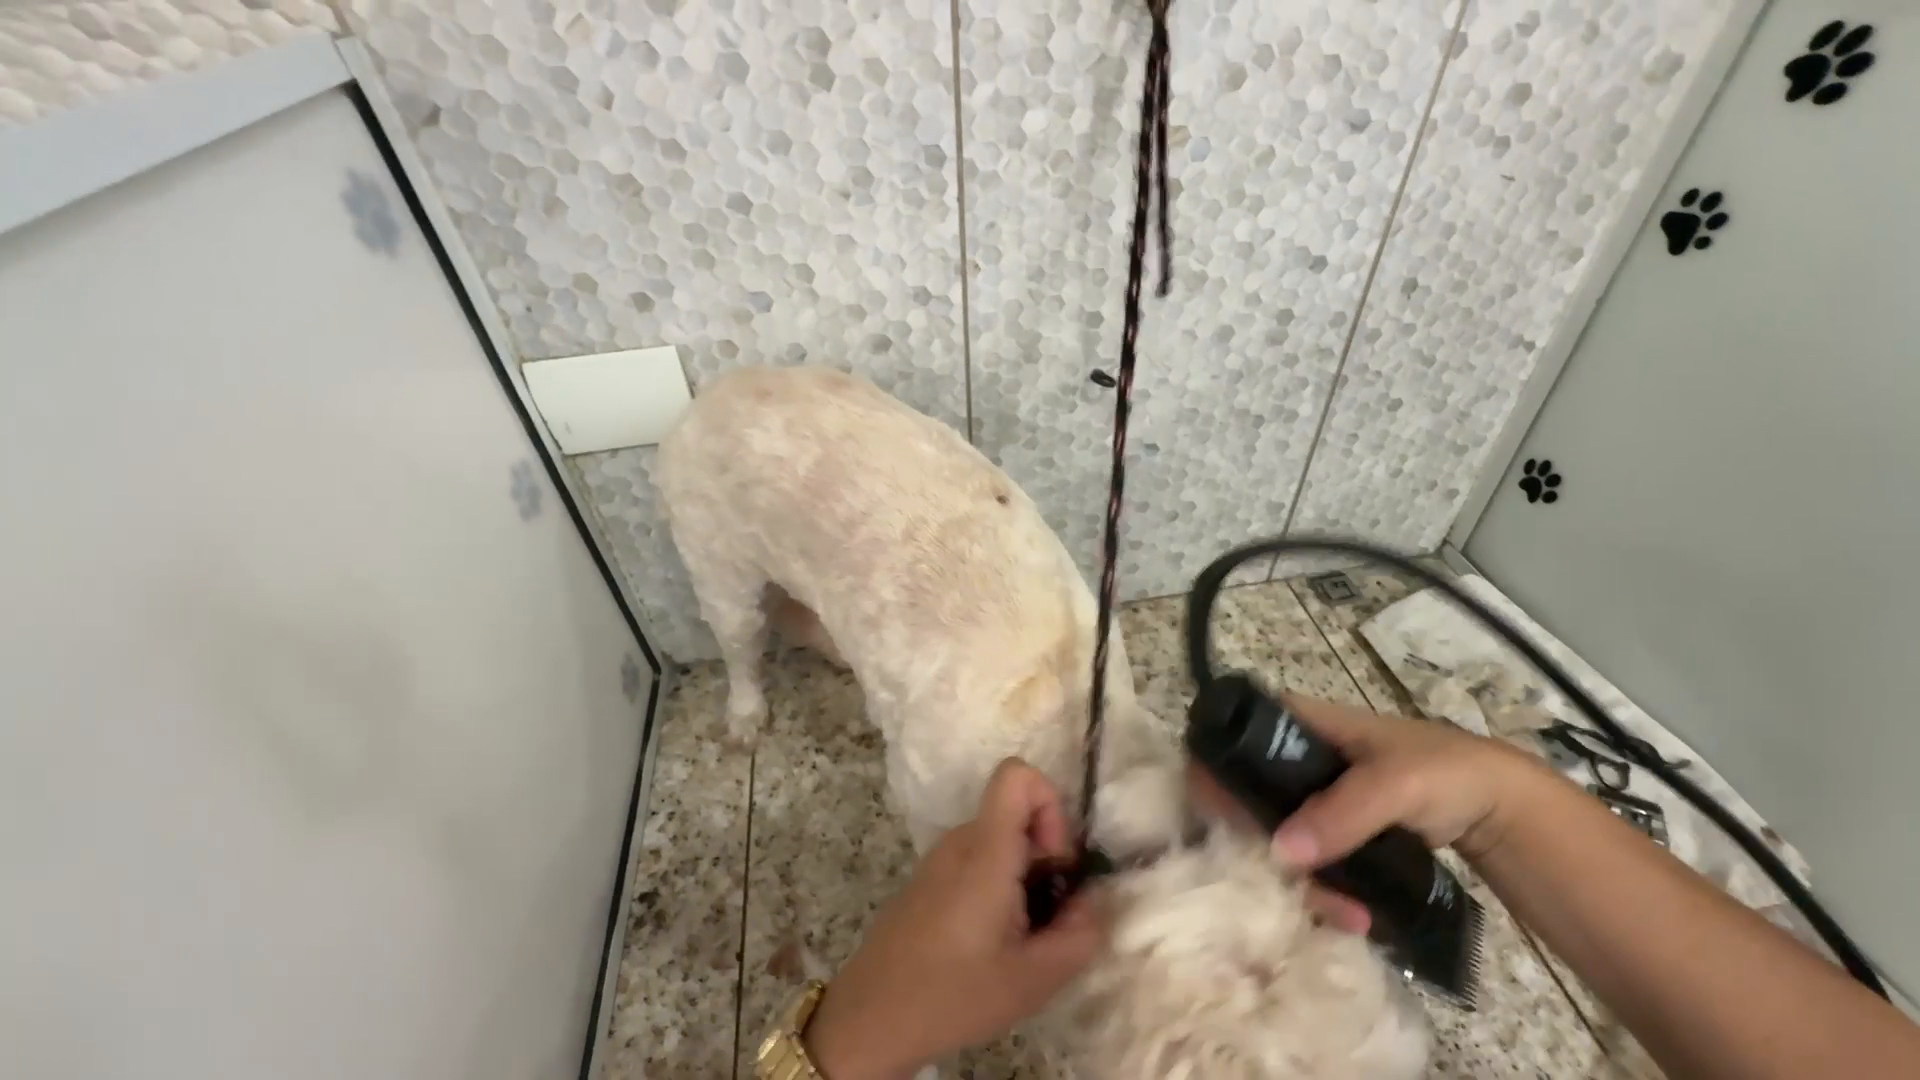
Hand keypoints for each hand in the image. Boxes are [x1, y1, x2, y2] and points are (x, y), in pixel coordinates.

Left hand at [804, 759, 1108, 1079]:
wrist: (870, 1018)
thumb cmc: (953, 995)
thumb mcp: (1034, 979)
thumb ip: (1081, 934)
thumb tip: (1094, 899)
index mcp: (985, 850)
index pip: (1017, 774)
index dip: (1051, 805)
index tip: (1056, 863)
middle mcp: (960, 840)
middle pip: (1017, 814)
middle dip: (1046, 856)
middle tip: (1047, 917)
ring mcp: (940, 857)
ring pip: (1000, 840)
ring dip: (1024, 877)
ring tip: (1020, 938)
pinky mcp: (929, 878)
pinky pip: (978, 860)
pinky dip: (998, 887)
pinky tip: (991, 943)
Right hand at [1188, 694, 1547, 934]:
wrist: (1503, 810)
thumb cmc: (1446, 771)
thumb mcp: (1396, 784)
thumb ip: (1341, 813)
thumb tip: (1279, 852)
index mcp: (1299, 722)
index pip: (1230, 733)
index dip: (1210, 768)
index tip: (1214, 816)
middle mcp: (1292, 759)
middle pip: (1242, 794)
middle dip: (1255, 842)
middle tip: (1276, 880)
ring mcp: (1311, 799)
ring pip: (1272, 835)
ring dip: (1296, 879)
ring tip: (1342, 913)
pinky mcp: (1331, 835)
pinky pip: (1304, 861)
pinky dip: (1319, 889)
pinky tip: (1351, 915)